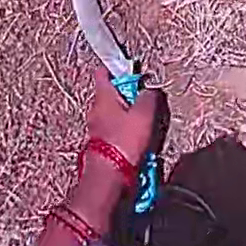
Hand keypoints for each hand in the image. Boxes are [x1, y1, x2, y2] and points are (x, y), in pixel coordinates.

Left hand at [82, 66, 159, 185]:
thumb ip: (149, 97)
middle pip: (112, 94)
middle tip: (145, 102)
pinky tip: (138, 141)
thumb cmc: (123, 142)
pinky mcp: (101, 144)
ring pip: (114, 113)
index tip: (131, 70)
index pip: (104, 72)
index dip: (117, 68)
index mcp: (103, 97)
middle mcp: (95, 110)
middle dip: (129, 96)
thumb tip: (150, 91)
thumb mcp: (144, 114)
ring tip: (145, 125)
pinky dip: (126, 132)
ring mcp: (96, 128)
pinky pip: (115, 131)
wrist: (109, 176)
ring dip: (129, 116)